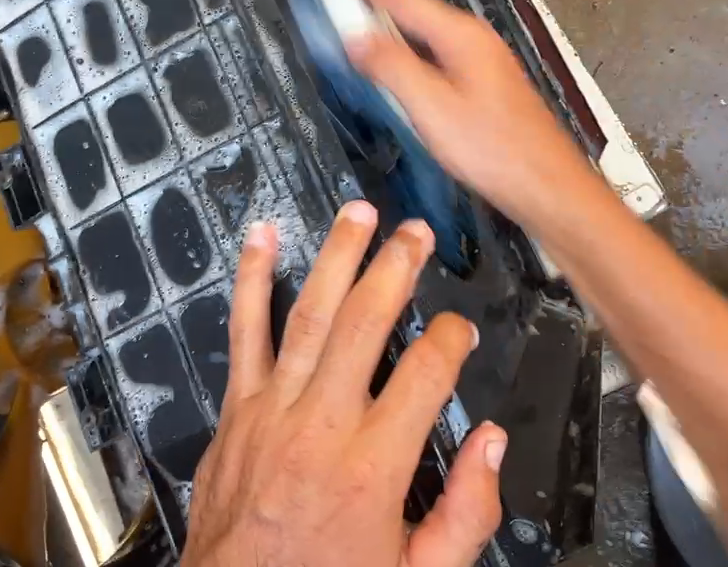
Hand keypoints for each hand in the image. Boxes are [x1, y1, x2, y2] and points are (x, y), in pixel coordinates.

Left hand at [184, 202, 507, 566]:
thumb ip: (466, 515)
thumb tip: (491, 439)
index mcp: (372, 466)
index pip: (425, 374)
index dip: (450, 339)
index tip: (461, 329)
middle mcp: (321, 424)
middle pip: (364, 324)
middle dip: (395, 269)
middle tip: (416, 231)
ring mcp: (272, 409)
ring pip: (309, 314)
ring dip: (337, 256)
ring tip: (359, 212)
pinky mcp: (236, 408)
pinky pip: (244, 334)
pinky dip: (252, 280)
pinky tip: (260, 236)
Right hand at [344, 0, 611, 226]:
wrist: (546, 185)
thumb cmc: (490, 148)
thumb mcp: (432, 107)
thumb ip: (392, 67)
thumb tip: (356, 35)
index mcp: (460, 36)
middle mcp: (474, 39)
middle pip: (418, 12)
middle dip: (381, 0)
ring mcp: (484, 61)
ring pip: (430, 35)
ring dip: (396, 26)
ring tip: (365, 20)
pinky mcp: (487, 84)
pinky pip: (440, 55)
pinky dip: (413, 51)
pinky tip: (403, 64)